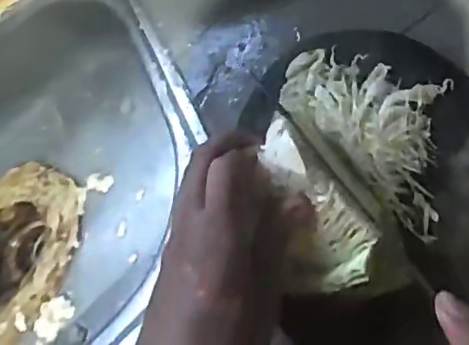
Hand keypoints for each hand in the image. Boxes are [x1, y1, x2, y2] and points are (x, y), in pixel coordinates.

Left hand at [141, 130, 310, 344]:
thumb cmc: (224, 336)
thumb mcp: (262, 297)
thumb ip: (277, 242)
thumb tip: (300, 198)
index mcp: (215, 231)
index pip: (224, 164)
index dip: (247, 149)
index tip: (271, 155)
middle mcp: (189, 222)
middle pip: (201, 158)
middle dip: (228, 143)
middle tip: (257, 149)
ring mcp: (174, 234)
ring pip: (191, 176)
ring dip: (217, 163)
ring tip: (249, 179)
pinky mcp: (168, 250)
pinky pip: (188, 198)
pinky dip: (208, 187)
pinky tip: (232, 212)